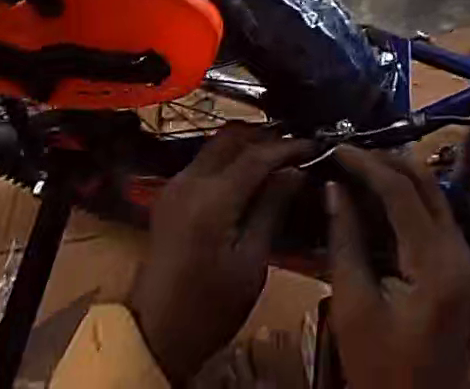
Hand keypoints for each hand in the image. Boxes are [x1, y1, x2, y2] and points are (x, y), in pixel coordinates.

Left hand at [127, 126, 310, 384]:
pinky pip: (203, 162)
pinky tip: (248, 176)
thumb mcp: (251, 263)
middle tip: (294, 148)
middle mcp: (189, 179)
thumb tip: (294, 173)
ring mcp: (175, 184)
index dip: (286, 148)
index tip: (312, 145)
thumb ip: (271, 209)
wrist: (157, 330)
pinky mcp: (169, 193)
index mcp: (211, 198)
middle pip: (230, 139)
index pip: (254, 156)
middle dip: (264, 137)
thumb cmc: (211, 306)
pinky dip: (228, 160)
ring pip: (214, 146)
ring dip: (244, 146)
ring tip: (277, 159)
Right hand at [325, 146, 469, 388]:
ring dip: (392, 174)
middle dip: (382, 160)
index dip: (365, 163)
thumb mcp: (353, 303)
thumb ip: (344, 237)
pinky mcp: (457, 267)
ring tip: (352, 166)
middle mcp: (459, 253)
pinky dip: (401, 196)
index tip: (334, 148)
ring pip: (430, 193)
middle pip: (424, 183)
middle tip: (343, 153)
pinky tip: (371, 194)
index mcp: (437, 265)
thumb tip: (332, 186)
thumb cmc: (381, 369)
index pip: (402, 191)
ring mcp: (463, 260)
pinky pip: (431, 213)